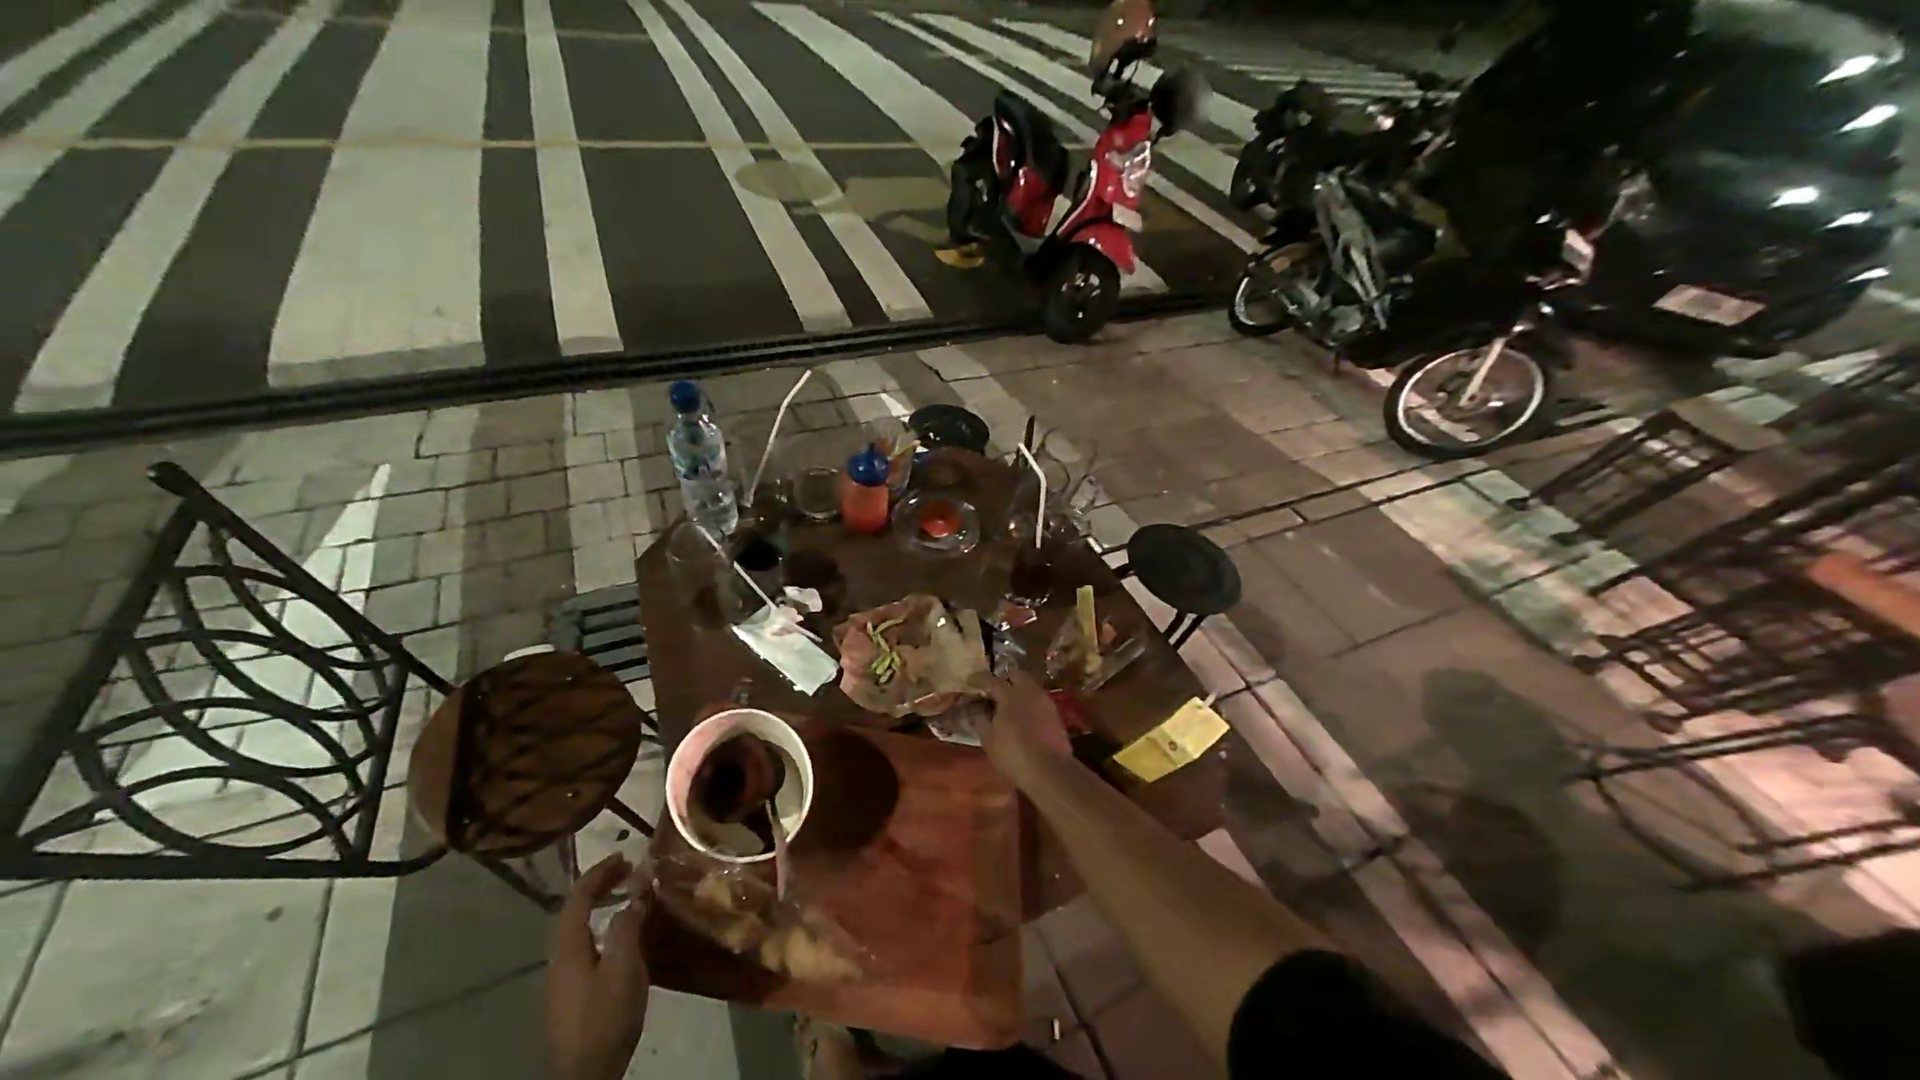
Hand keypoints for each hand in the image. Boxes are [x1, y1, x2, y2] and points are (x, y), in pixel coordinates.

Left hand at [546, 854, 650, 1079]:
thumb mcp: (624, 967)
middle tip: (631, 871)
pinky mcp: (570, 995)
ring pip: (579, 930)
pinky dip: (602, 928)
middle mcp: (558, 959)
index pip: (578, 897)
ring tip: (630, 897)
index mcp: (567, 948)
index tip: (625, 855)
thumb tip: (635, 893)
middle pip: (575, 911)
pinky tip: (622, 937)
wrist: (585, 1075)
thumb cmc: (605, 1016)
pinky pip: (585, 946)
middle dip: (601, 886)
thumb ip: (628, 926)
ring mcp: (561, 980)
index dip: (600, 872)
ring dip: (602, 906)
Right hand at [984, 671, 1072, 784]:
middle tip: (993, 691)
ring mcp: (1045, 701)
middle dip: (1003, 679)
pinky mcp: (1055, 713)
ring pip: (1029, 685)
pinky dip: (1029, 701)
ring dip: (1018, 689)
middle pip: (1015, 674)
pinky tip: (1024, 714)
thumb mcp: (988, 739)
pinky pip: (1039, 699)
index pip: (990, 679)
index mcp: (1009, 694)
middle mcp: (1029, 691)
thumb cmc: (1013, 755)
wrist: (1050, 771)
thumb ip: (980, 718)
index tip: (969, 682)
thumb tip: (975, 707)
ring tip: (1008, 703)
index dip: (978, 679)